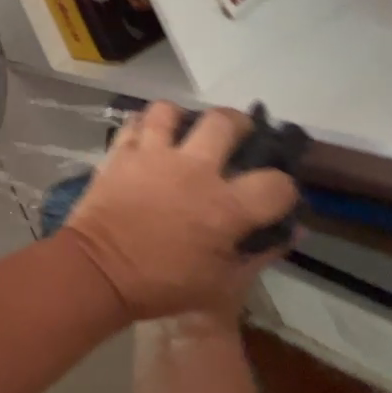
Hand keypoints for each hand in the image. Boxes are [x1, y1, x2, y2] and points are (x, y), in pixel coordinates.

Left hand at [62, 104, 296, 320]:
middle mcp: (193, 169)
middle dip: (238, 124)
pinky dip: (144, 125)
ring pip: (169, 110)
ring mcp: (152, 154)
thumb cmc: (164, 282)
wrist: (101, 268)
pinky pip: (134, 123)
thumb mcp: (223, 282)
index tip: (276, 192)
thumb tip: (291, 231)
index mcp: (226, 205)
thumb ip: (260, 253)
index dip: (284, 187)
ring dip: (181, 117)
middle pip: (223, 123)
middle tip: (237, 135)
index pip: (276, 183)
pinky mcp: (120, 151)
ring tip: (184, 130)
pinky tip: (149, 137)